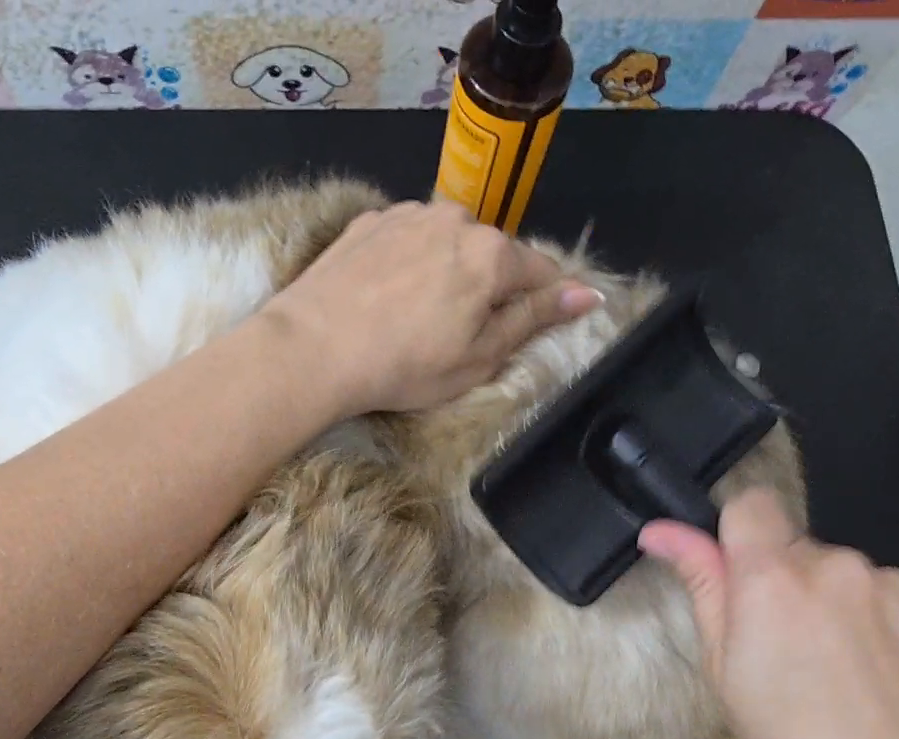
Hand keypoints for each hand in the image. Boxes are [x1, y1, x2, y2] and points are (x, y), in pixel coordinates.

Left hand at [259, 199, 603, 415]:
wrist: (312, 348)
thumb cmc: (404, 365)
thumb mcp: (480, 357)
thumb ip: (534, 318)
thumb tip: (587, 294)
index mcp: (492, 254)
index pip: (541, 272)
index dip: (543, 302)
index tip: (526, 329)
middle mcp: (456, 219)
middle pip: (493, 254)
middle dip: (489, 287)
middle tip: (459, 334)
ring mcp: (408, 214)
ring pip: (449, 242)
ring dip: (448, 270)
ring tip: (417, 315)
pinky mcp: (369, 221)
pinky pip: (409, 239)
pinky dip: (410, 262)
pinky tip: (387, 296)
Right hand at [638, 489, 898, 738]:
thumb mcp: (725, 673)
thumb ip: (701, 586)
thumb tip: (659, 530)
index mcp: (773, 578)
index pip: (750, 503)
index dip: (738, 533)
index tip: (739, 579)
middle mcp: (837, 564)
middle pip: (797, 548)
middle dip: (785, 584)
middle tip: (787, 652)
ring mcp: (894, 584)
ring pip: (844, 574)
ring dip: (833, 603)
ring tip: (841, 672)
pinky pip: (889, 596)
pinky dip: (878, 622)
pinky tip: (881, 676)